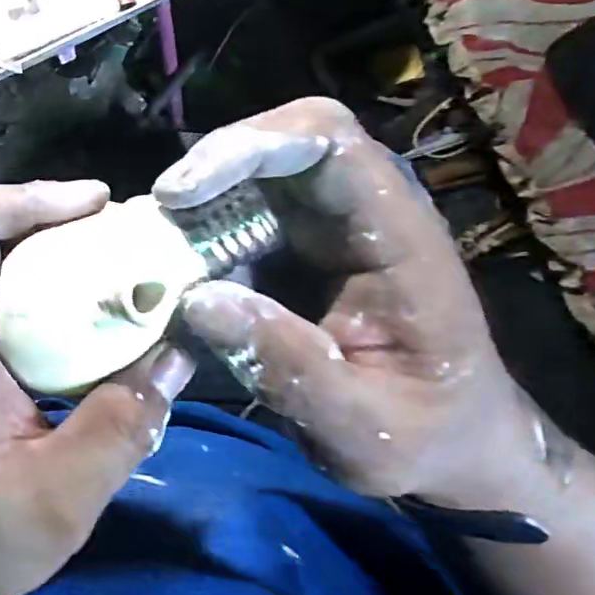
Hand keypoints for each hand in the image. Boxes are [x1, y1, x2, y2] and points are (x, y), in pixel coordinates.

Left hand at [0, 182, 196, 594]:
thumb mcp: (56, 501)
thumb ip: (119, 428)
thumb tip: (174, 359)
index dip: (31, 197)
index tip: (97, 206)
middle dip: (53, 221)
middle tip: (126, 239)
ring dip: (46, 255)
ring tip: (117, 271)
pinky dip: (34, 291)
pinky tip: (83, 321)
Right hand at [154, 97, 556, 507]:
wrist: (450, 450)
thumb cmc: (426, 439)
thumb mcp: (359, 424)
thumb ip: (287, 365)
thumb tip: (195, 299)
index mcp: (395, 240)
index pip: (329, 147)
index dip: (249, 148)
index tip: (178, 195)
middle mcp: (353, 220)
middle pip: (279, 144)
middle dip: (207, 169)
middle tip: (153, 214)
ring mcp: (316, 235)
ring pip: (244, 182)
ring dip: (189, 210)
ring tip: (144, 254)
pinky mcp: (284, 257)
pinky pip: (227, 226)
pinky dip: (187, 242)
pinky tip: (160, 279)